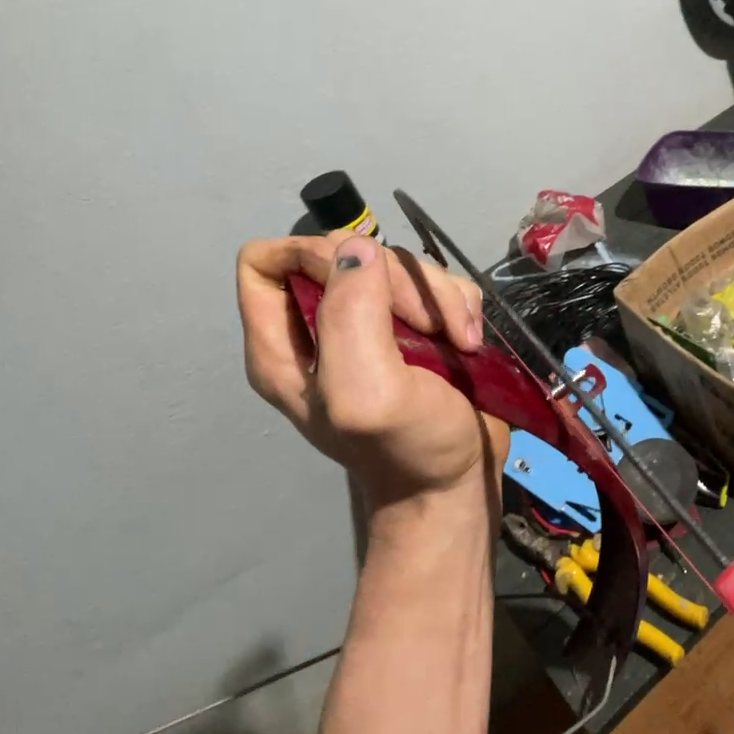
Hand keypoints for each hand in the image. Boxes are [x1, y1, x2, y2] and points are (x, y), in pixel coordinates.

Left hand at [236, 232, 509, 505]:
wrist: (457, 485)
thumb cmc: (403, 452)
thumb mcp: (366, 394)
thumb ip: (351, 317)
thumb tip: (358, 248)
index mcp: (282, 346)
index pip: (265, 261)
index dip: (308, 254)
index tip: (359, 278)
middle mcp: (322, 326)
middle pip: (346, 253)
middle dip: (395, 279)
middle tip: (424, 325)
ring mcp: (374, 323)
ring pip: (399, 264)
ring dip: (439, 295)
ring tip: (459, 342)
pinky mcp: (420, 324)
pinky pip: (437, 284)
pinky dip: (460, 304)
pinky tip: (468, 341)